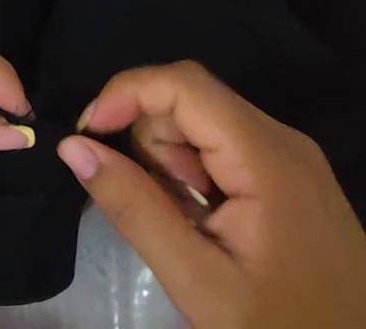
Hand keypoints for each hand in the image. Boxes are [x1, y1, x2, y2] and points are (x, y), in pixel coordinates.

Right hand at [58, 62, 365, 328]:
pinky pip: (223, 145)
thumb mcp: (198, 281)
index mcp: (268, 158)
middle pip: (189, 98)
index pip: (182, 83)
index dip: (124, 94)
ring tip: (184, 223)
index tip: (88, 137)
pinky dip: (194, 172)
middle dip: (149, 138)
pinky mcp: (293, 178)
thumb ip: (133, 207)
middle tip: (153, 204)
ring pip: (202, 120)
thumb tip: (71, 145)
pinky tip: (204, 221)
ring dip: (170, 159)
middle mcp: (284, 141)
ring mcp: (293, 159)